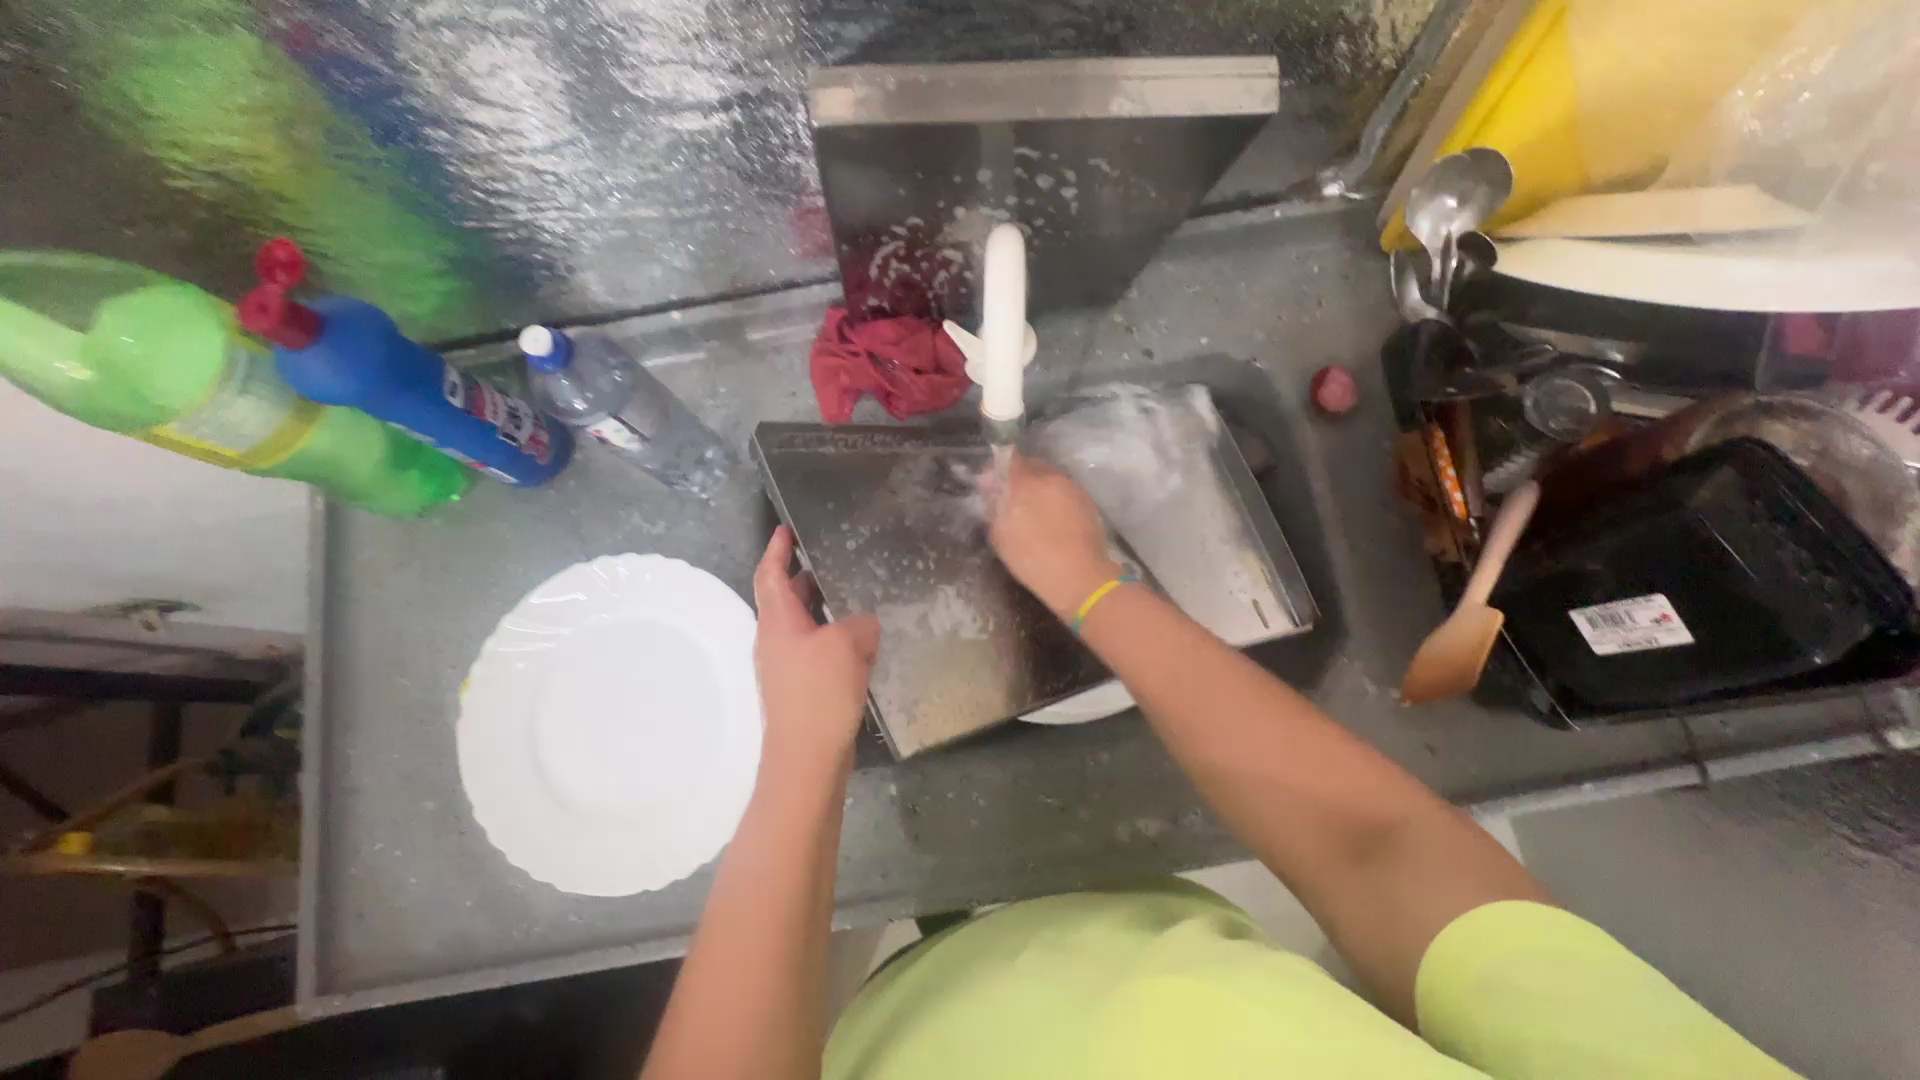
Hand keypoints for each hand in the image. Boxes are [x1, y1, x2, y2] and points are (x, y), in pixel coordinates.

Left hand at [752, 526, 880, 775]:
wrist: (807, 758)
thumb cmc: (819, 693)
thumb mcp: (847, 644)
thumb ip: (859, 624)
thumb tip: (864, 626)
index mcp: (777, 622)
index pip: (770, 574)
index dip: (777, 550)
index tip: (785, 529)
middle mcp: (775, 642)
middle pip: (786, 600)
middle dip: (807, 579)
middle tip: (834, 560)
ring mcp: (786, 669)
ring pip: (805, 629)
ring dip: (826, 613)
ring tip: (857, 600)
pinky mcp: (801, 692)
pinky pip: (817, 655)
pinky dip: (835, 642)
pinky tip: (863, 648)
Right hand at [987, 454, 1122, 618]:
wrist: (1078, 575)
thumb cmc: (1031, 558)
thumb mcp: (999, 536)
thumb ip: (994, 508)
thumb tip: (993, 492)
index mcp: (1025, 482)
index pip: (1008, 460)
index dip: (997, 469)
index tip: (990, 485)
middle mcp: (1050, 477)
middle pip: (1032, 466)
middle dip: (1020, 478)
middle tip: (1011, 499)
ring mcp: (1073, 487)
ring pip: (1051, 479)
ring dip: (1040, 488)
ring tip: (1034, 512)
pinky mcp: (1088, 502)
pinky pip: (1066, 492)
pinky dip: (1056, 500)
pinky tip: (1053, 520)